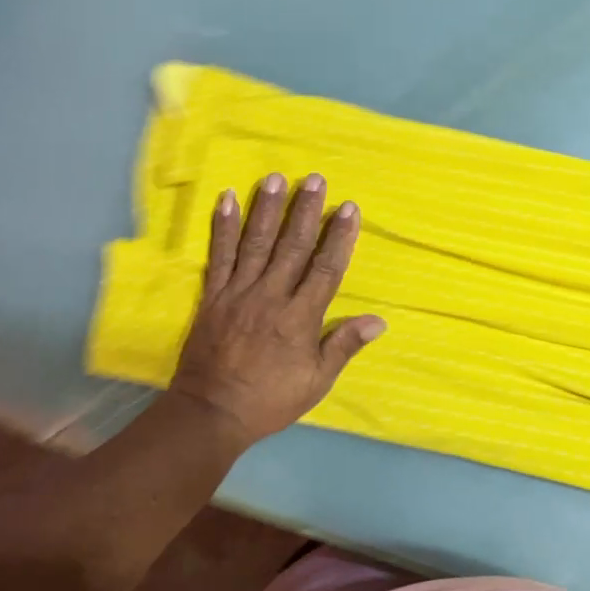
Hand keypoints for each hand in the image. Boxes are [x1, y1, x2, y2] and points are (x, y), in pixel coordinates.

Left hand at [168, 172, 385, 445]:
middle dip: (306, 211)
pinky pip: (218, 255)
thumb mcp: (315, 382)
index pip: (326, 269)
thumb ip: (343, 346)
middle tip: (316, 180)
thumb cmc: (269, 401)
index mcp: (300, 318)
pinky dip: (223, 226)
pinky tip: (228, 199)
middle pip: (293, 246)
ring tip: (276, 178)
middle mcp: (271, 297)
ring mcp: (238, 293)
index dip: (339, 238)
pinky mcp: (212, 296)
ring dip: (268, 208)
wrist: (211, 412)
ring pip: (256, 243)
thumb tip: (378, 320)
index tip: (349, 209)